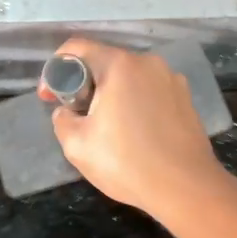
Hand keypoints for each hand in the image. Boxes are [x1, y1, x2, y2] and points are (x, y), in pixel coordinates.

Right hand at [41, 39, 234, 218]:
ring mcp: (171, 79)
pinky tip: (134, 133)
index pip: (77, 48)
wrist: (186, 189)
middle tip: (75, 114)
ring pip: (128, 78)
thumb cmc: (127, 163)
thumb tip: (67, 112)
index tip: (49, 97)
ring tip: (106, 127)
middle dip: (84, 84)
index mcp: (119, 65)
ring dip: (111, 94)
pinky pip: (149, 92)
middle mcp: (148, 63)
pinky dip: (135, 103)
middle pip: (104, 62)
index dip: (56, 69)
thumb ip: (62, 119)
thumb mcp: (77, 144)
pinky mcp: (186, 99)